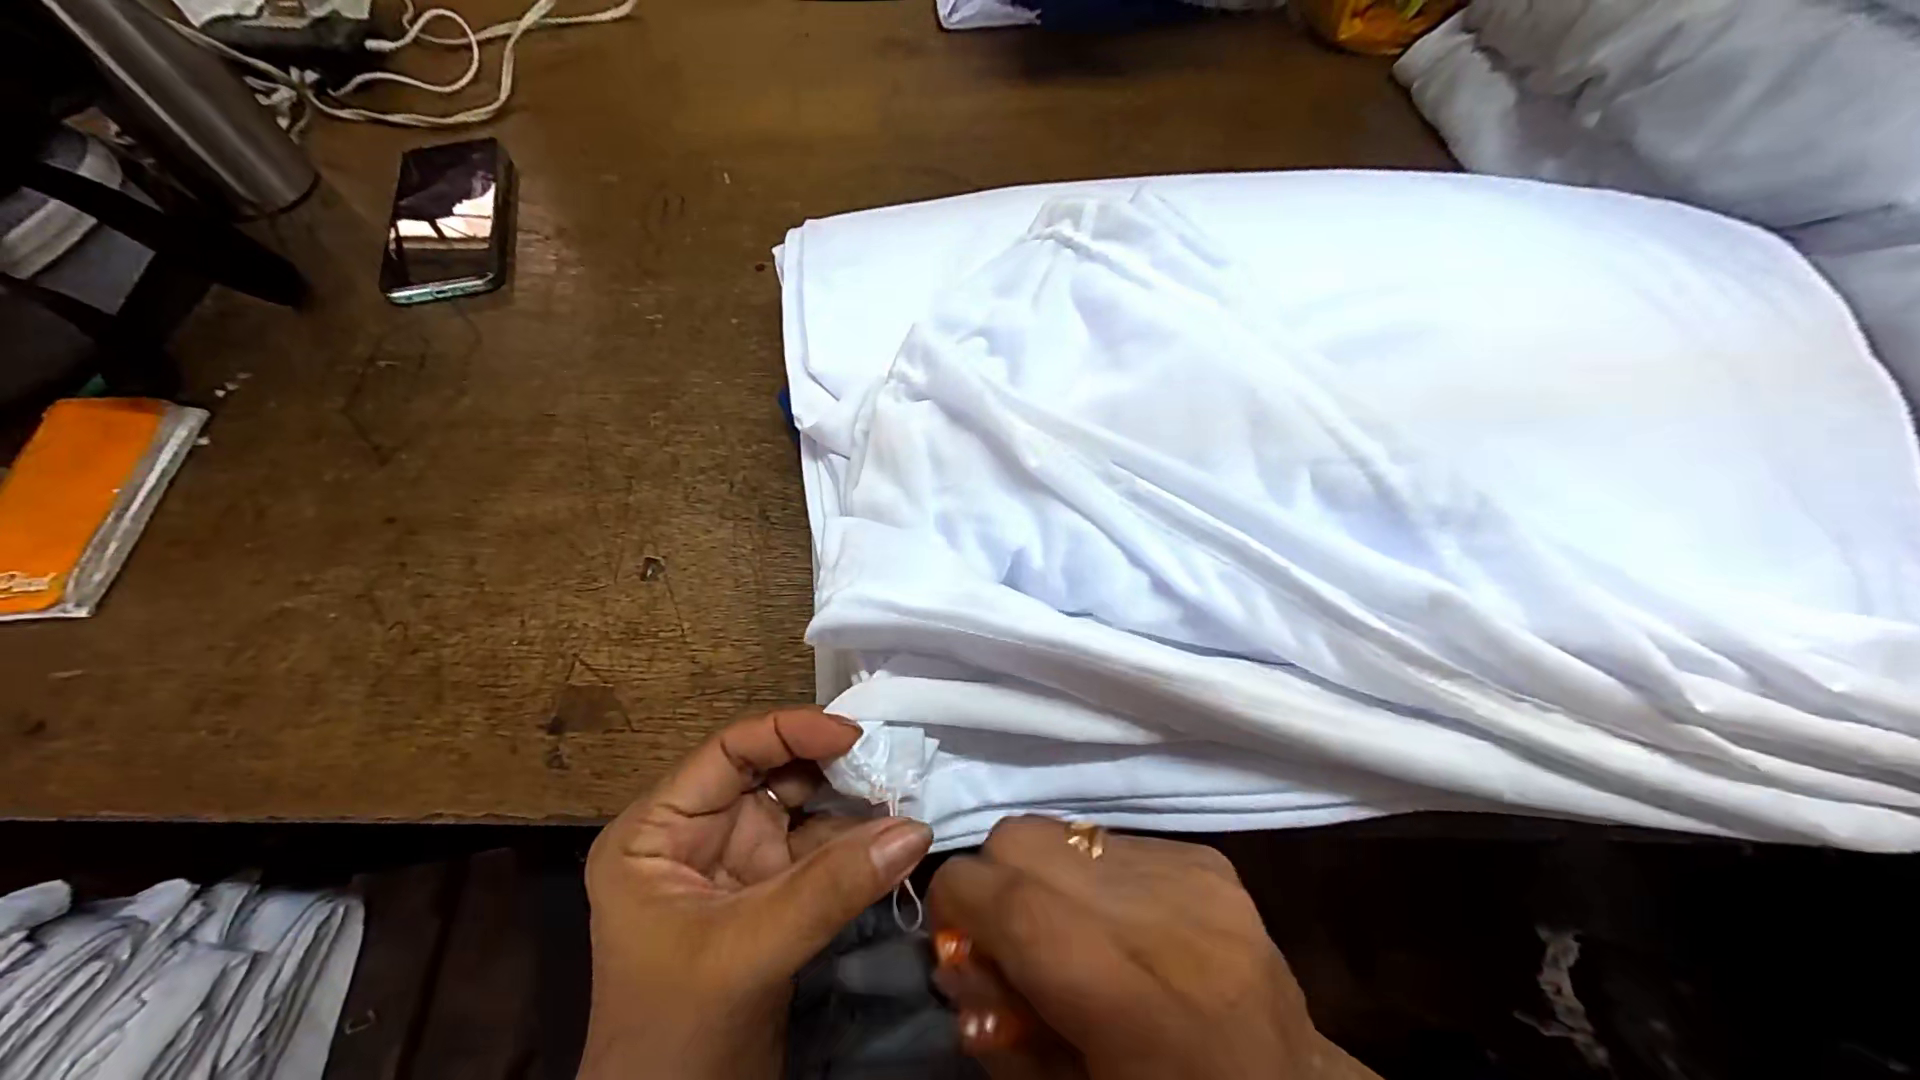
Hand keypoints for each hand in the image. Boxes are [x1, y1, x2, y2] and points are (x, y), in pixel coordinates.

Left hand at [577, 705, 933, 1079]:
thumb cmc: (677, 1035)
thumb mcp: (749, 950)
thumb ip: (831, 887)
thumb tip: (915, 829)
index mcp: (657, 829)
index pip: (728, 751)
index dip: (791, 731)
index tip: (854, 735)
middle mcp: (696, 832)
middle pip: (770, 772)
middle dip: (829, 766)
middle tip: (889, 764)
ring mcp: (736, 862)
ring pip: (800, 808)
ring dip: (849, 802)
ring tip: (902, 795)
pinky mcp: (770, 893)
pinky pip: (819, 849)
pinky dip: (855, 842)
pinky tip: (893, 837)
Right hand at [928, 817, 1378, 1079]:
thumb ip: (997, 1031)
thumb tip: (955, 956)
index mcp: (1133, 996)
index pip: (1012, 899)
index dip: (956, 900)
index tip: (949, 931)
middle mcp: (1165, 912)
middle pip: (1023, 838)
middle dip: (993, 879)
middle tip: (1007, 934)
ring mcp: (1193, 874)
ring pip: (1060, 827)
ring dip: (1042, 873)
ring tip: (1067, 927)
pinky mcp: (1208, 857)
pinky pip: (1107, 838)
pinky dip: (1088, 872)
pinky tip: (1118, 920)